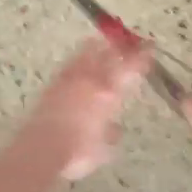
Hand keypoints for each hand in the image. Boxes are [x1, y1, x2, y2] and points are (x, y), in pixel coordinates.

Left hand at [23, 35, 151, 180]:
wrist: (41, 147)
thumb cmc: (78, 151)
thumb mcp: (103, 149)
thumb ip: (110, 134)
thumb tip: (113, 129)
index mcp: (108, 94)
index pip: (130, 69)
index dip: (141, 57)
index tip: (150, 47)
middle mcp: (90, 80)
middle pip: (108, 54)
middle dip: (120, 46)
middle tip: (129, 40)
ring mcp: (70, 79)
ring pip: (86, 53)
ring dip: (97, 46)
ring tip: (102, 40)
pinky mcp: (53, 83)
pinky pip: (70, 63)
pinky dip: (78, 57)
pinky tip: (78, 58)